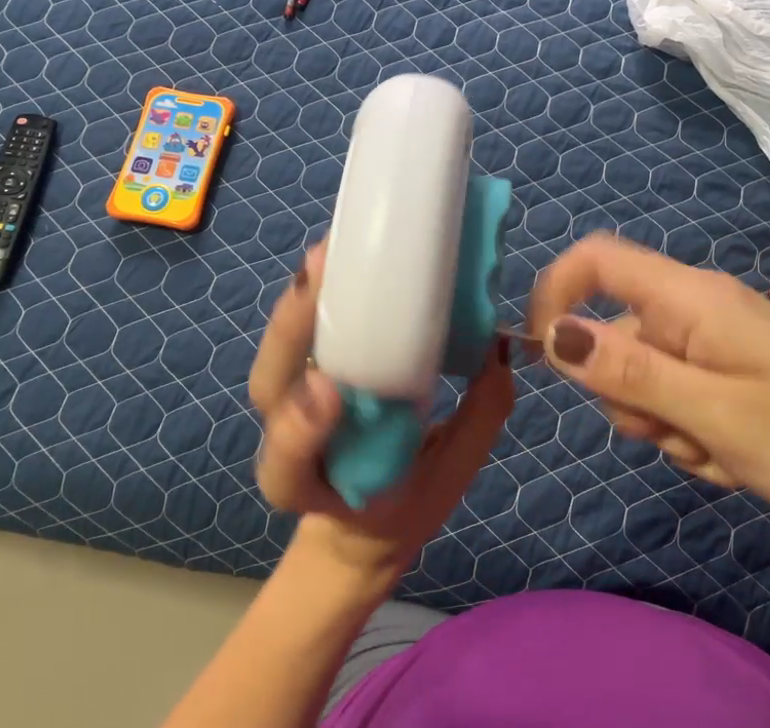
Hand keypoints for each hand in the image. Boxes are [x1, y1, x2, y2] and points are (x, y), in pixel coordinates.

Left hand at [250, 244, 514, 579]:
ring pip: (277, 351)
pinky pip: (300, 332)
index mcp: (313, 486)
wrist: (362, 516)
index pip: (287, 470)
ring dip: (298, 301)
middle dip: (290, 331)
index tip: (332, 394)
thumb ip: (477, 418)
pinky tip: (341, 254)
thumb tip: (500, 347)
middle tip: (321, 278)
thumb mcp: (450, 474)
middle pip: (269, 387)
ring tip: (329, 253)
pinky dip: (315, 294)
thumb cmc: (404, 499)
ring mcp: (292, 398)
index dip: (298, 433)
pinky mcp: (306, 368)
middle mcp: (287, 439)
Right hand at [527, 233, 769, 535]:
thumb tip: (550, 334)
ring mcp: (717, 346)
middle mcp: (697, 312)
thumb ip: (628, 373)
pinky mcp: (734, 378)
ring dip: (666, 426)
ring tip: (724, 454)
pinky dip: (694, 437)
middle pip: (614, 336)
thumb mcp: (715, 414)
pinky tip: (738, 461)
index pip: (595, 260)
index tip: (544, 358)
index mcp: (691, 299)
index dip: (556, 296)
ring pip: (646, 381)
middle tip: (683, 433)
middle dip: (628, 396)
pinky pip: (681, 403)